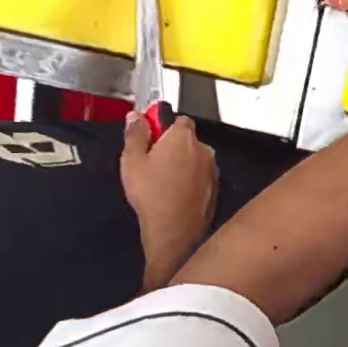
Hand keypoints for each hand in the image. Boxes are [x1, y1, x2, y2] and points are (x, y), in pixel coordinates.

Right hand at [121, 113, 217, 291]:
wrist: (175, 230)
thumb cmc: (151, 193)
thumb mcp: (132, 160)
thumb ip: (135, 134)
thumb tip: (136, 116)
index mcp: (184, 137)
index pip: (178, 119)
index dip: (162, 125)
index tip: (149, 137)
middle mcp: (204, 150)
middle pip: (187, 140)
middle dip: (172, 146)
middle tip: (151, 161)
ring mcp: (213, 170)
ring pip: (195, 159)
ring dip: (182, 163)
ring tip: (161, 181)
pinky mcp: (215, 189)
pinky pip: (200, 176)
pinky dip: (190, 180)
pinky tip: (175, 193)